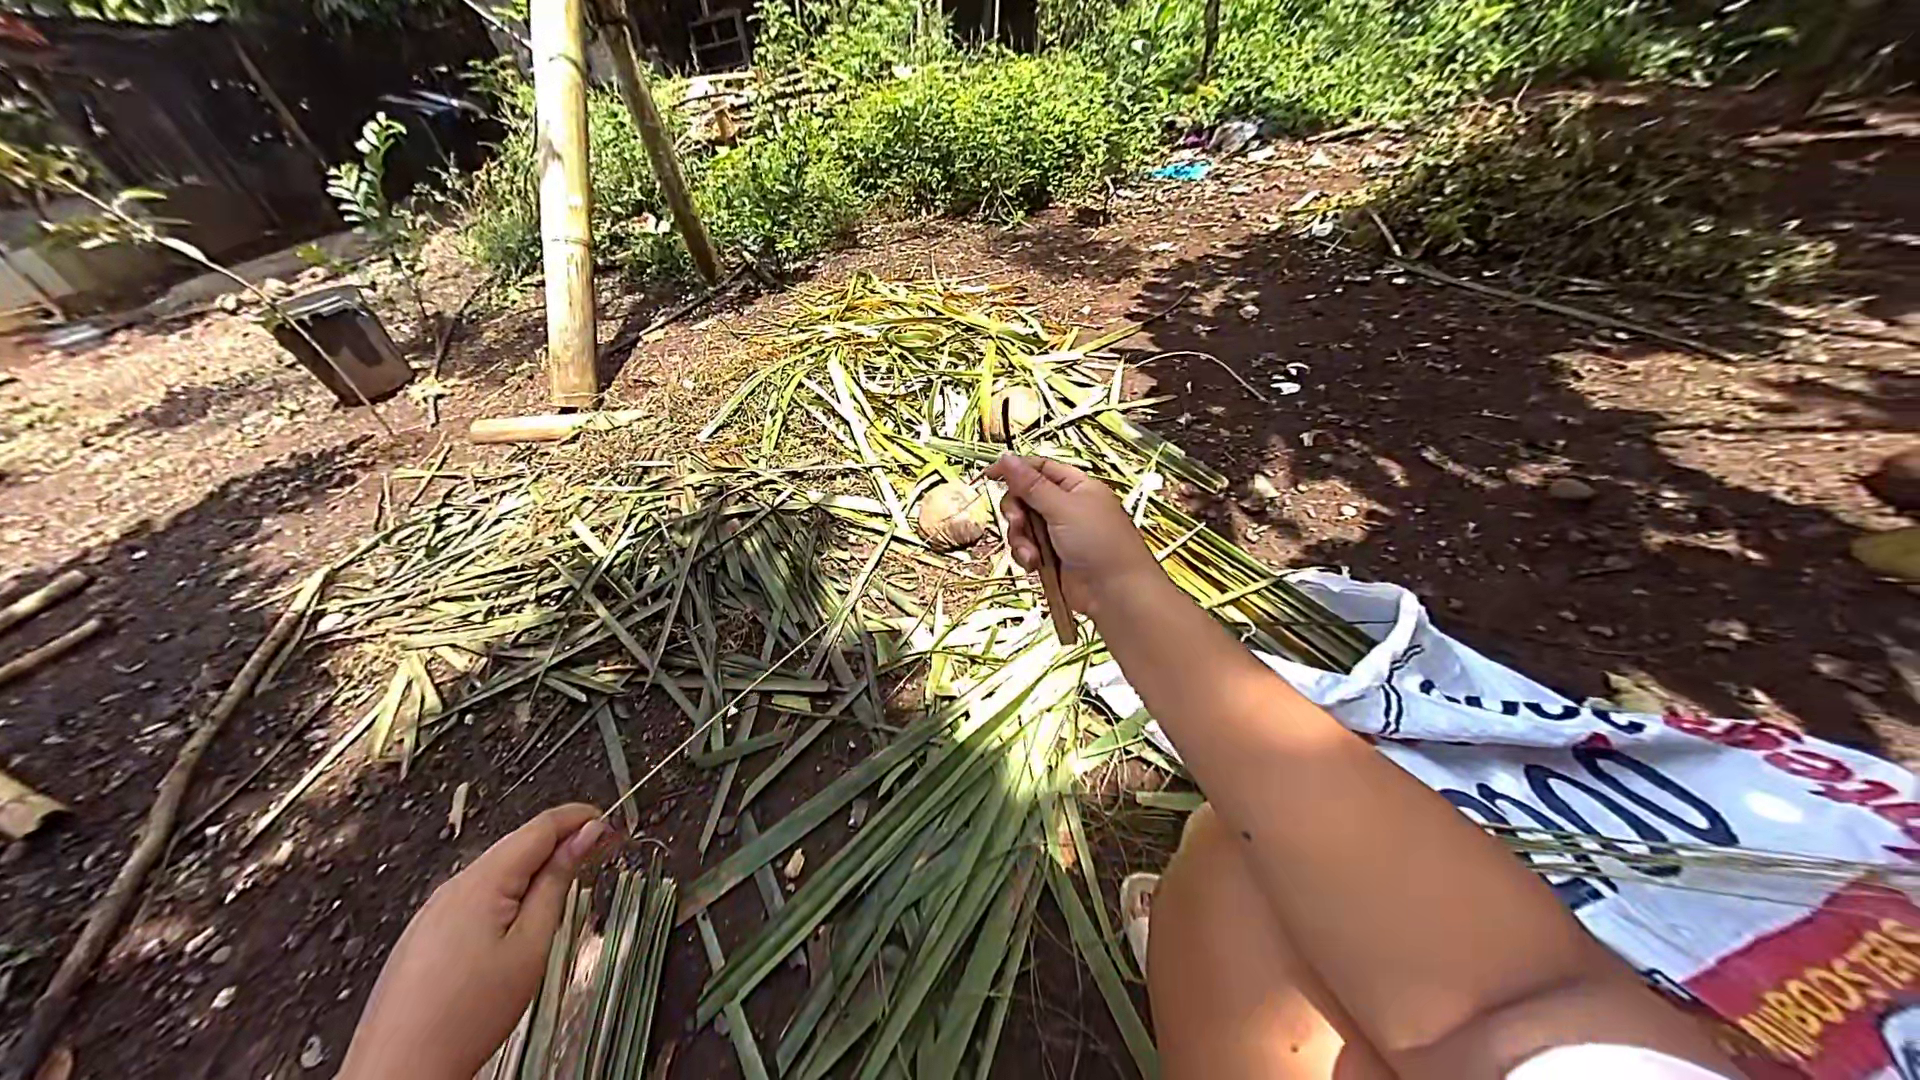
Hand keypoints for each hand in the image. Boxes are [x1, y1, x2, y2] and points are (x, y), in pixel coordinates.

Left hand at [339, 804, 618, 1079]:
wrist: (396, 1078)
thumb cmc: (466, 1018)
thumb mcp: (532, 943)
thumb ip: (559, 881)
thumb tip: (587, 835)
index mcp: (481, 883)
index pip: (541, 826)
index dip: (581, 818)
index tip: (611, 824)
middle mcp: (452, 888)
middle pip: (519, 843)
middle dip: (564, 840)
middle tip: (601, 849)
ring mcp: (433, 911)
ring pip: (499, 868)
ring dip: (539, 865)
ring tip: (571, 879)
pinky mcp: (425, 934)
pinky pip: (477, 893)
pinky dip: (512, 888)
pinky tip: (526, 911)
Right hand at [986, 454, 1167, 618]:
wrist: (1114, 591)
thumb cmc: (1098, 542)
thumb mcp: (1063, 508)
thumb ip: (1031, 485)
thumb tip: (1006, 457)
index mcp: (1075, 486)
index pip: (1038, 468)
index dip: (1014, 470)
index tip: (990, 474)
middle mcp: (1065, 506)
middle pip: (1024, 497)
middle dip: (1016, 511)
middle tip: (1018, 522)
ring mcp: (1057, 532)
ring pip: (1021, 526)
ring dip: (1020, 539)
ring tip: (1032, 554)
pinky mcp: (1050, 556)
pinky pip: (1025, 548)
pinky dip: (1026, 556)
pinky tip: (1035, 565)